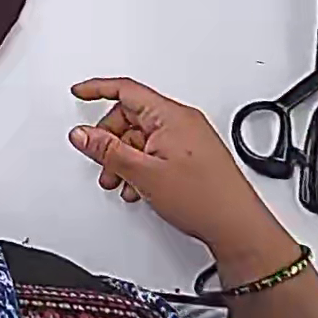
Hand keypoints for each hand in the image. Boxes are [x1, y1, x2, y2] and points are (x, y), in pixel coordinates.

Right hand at [68, 77, 286, 263]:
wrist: (238, 228)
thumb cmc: (205, 198)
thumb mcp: (143, 172)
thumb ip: (107, 150)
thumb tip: (82, 134)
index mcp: (170, 116)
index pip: (126, 90)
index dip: (98, 89)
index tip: (79, 92)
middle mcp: (181, 121)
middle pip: (130, 116)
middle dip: (110, 138)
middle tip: (100, 158)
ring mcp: (188, 138)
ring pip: (140, 137)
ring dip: (123, 157)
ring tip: (119, 180)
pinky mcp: (191, 155)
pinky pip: (155, 150)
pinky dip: (140, 165)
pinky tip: (138, 186)